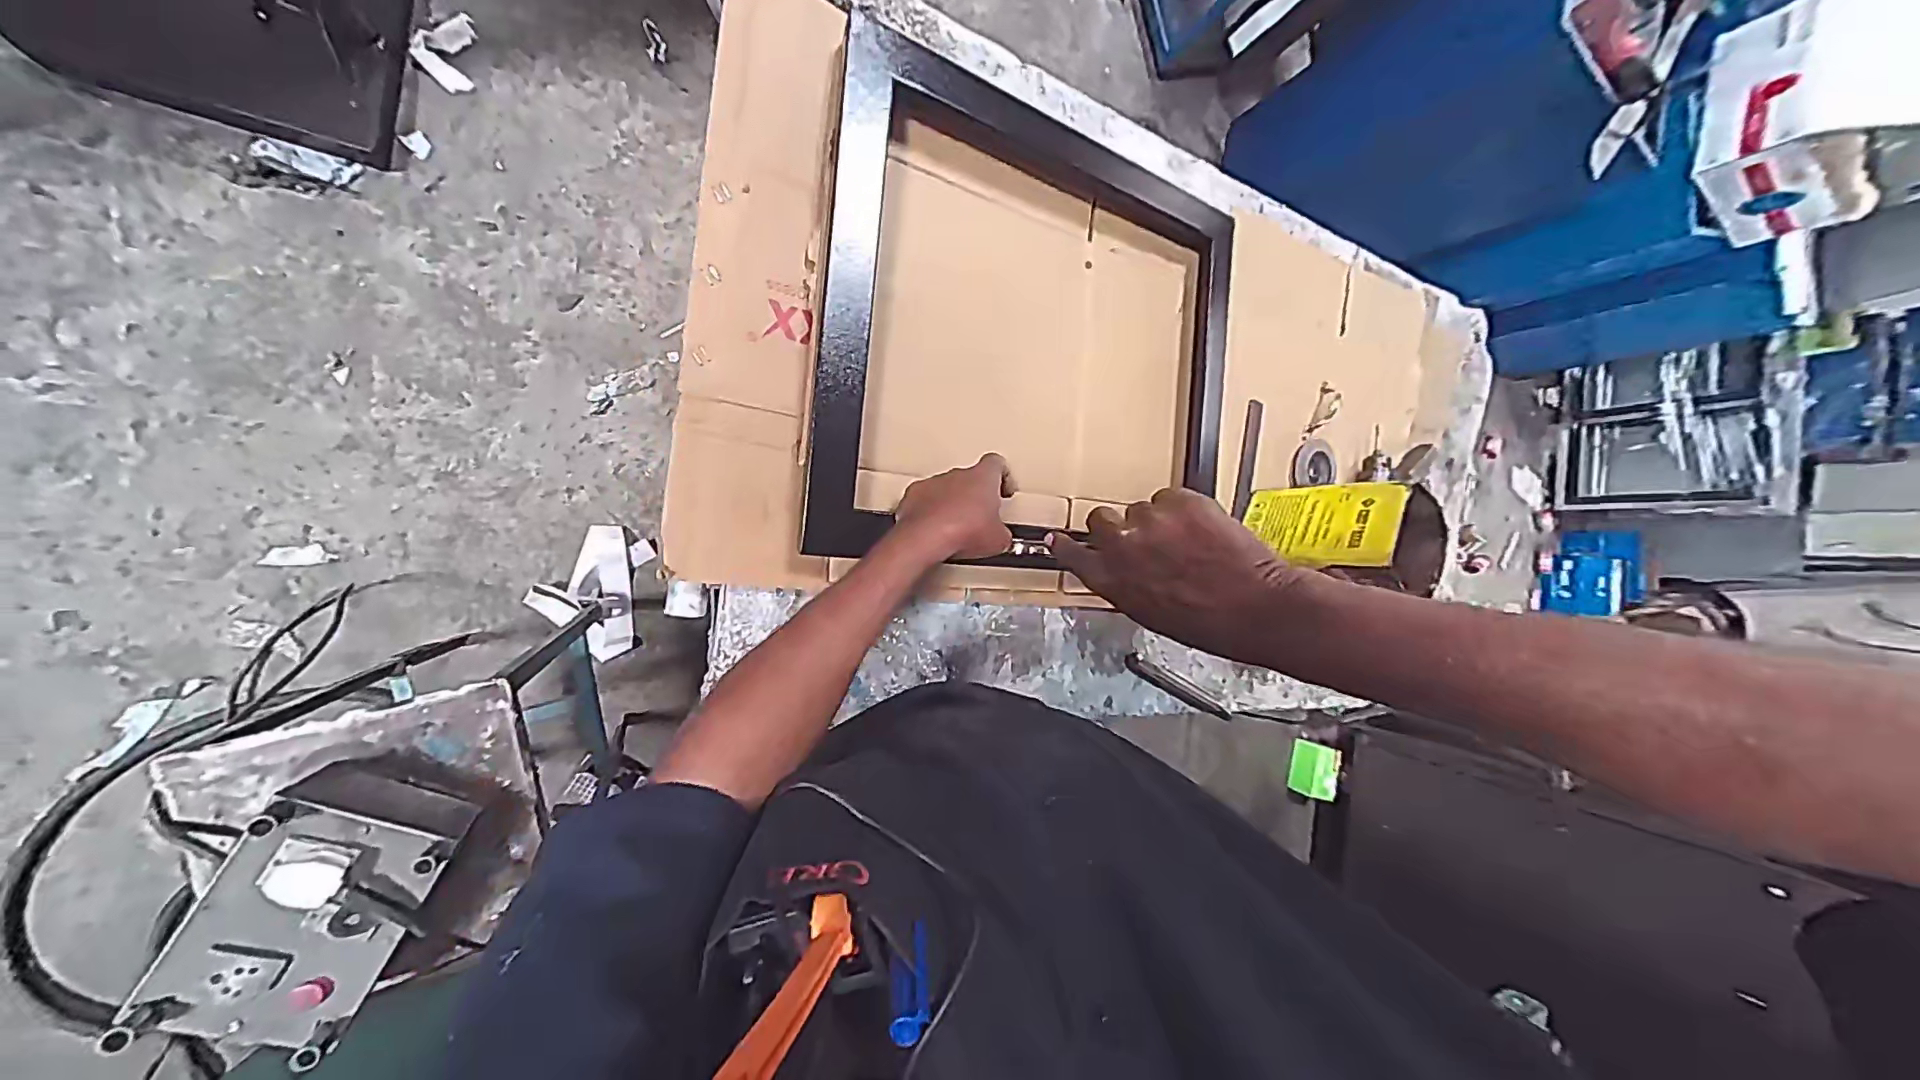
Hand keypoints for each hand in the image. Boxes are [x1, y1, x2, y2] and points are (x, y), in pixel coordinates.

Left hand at [893, 454, 1014, 560]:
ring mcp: (931, 485)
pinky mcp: (911, 499)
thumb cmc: (962, 530)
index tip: (1004, 489)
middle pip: (969, 478)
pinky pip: (924, 503)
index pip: (995, 464)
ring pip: (944, 490)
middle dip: (974, 496)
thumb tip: (1001, 540)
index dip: (1002, 476)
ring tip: (957, 529)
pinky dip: (930, 514)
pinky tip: (936, 533)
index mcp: (981, 476)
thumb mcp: (998, 539)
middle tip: (981, 517)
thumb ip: (1002, 532)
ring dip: (951, 505)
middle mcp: (955, 475)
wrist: (927, 539)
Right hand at [1050, 488, 1304, 659]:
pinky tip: (1201, 531)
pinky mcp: (1180, 501)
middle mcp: (1122, 547)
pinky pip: (1171, 496)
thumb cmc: (1208, 622)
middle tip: (1146, 539)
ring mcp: (1150, 521)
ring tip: (1187, 541)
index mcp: (1111, 580)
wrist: (1255, 607)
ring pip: (1142, 508)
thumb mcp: (1149, 613)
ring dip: (1158, 520)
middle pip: (1101, 519)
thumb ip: (1123, 585)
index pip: (1073, 555)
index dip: (1067, 546)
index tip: (1059, 538)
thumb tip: (1120, 570)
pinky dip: (1184, 509)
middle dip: (1119, 526)